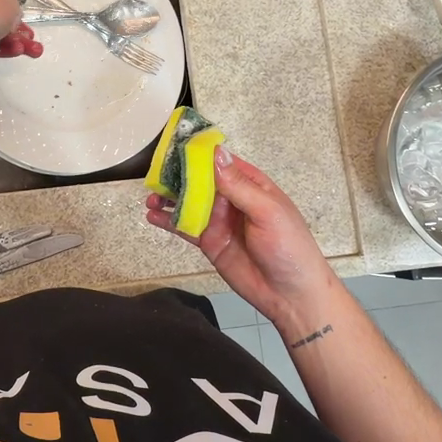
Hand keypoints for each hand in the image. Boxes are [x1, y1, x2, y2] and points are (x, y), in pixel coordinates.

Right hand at [144, 147, 331, 324]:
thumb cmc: (289, 248)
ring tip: (150, 198)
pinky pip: (184, 227)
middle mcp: (232, 199)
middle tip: (153, 173)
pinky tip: (152, 216)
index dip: (198, 154)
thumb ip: (238, 186)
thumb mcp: (267, 212)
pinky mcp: (208, 241)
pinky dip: (167, 221)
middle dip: (176, 176)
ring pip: (188, 203)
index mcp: (251, 185)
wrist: (290, 295)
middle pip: (199, 181)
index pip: (220, 162)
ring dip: (168, 198)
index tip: (174, 146)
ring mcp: (218, 220)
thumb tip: (215, 154)